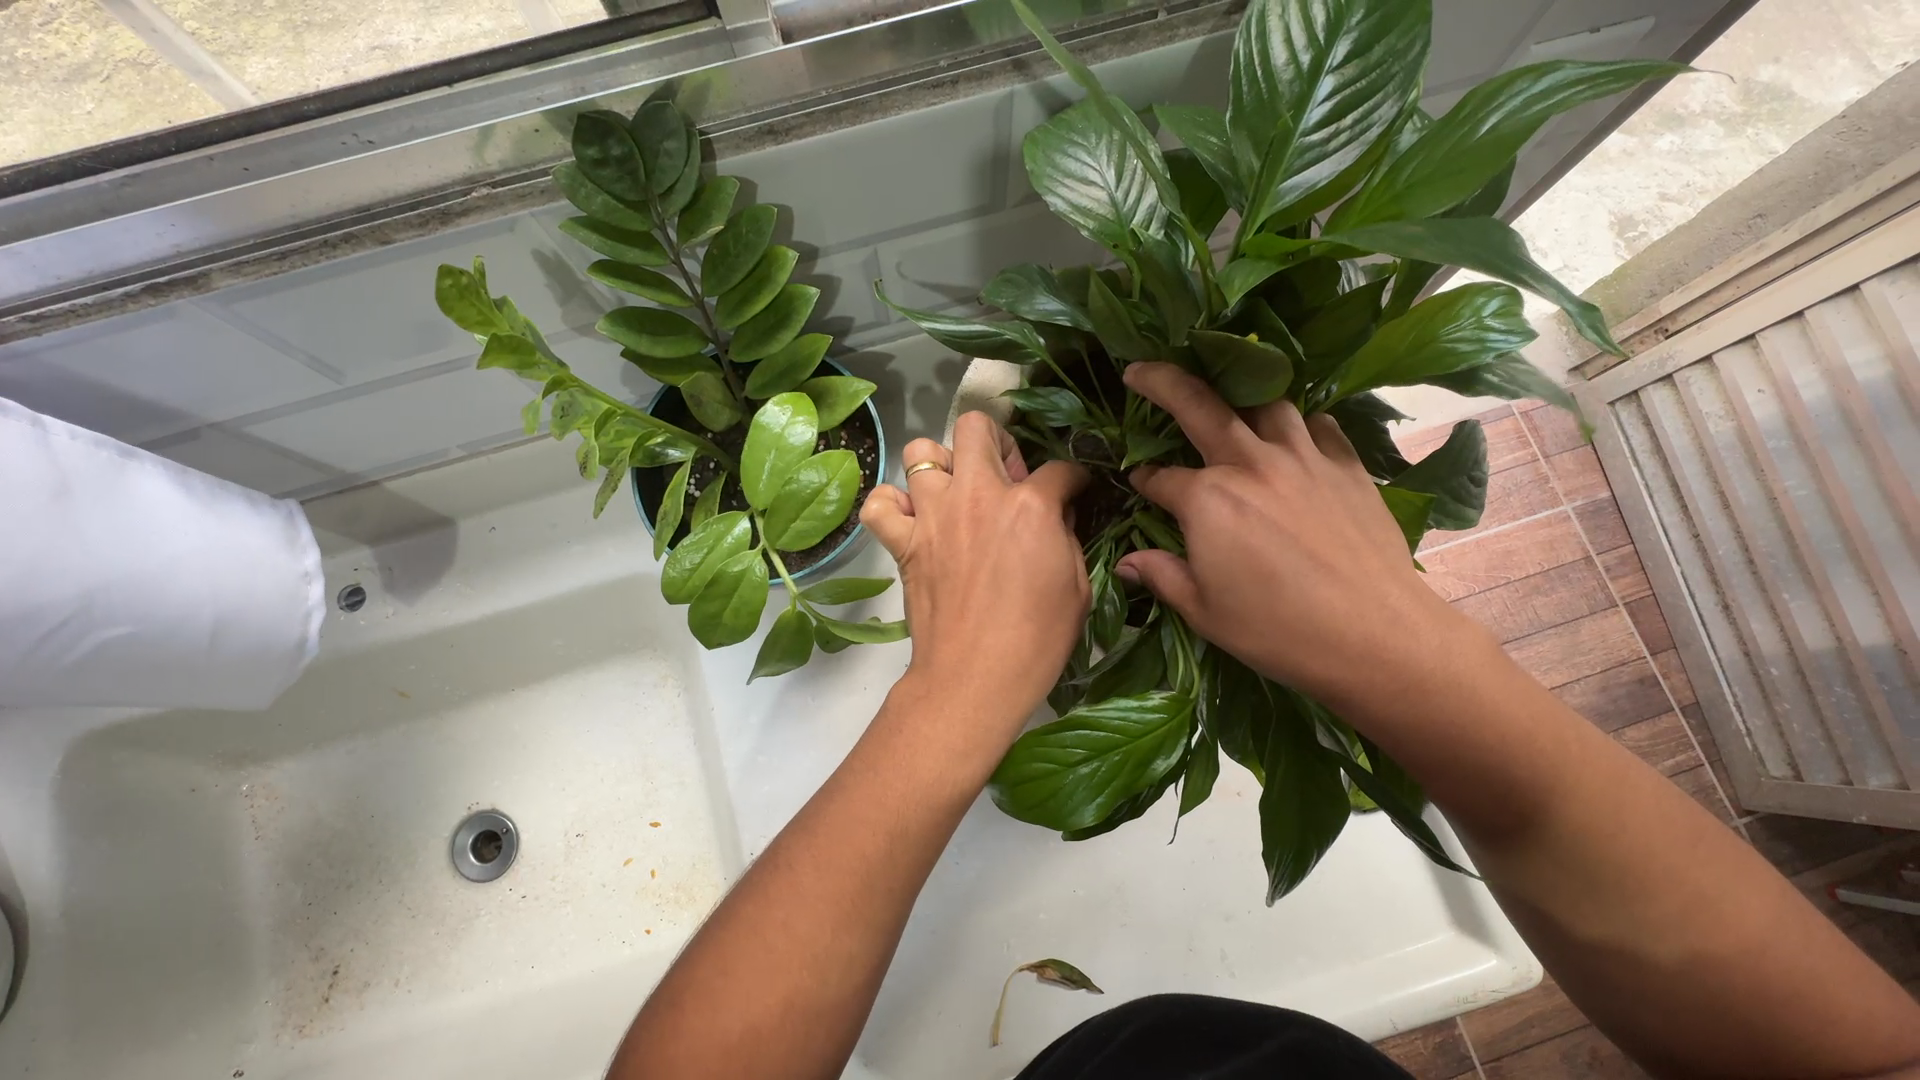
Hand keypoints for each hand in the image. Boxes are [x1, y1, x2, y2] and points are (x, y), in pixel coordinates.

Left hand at [860, 411, 1089, 743]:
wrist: (975, 679)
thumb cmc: (1037, 640)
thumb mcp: (1077, 586)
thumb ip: (1067, 538)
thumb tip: (1057, 515)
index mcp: (1030, 506)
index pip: (1060, 468)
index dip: (1073, 478)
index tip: (1073, 489)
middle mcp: (977, 496)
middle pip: (977, 427)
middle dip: (997, 442)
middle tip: (1006, 478)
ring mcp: (933, 516)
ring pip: (921, 451)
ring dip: (941, 466)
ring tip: (955, 494)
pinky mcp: (903, 543)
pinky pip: (880, 504)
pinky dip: (892, 505)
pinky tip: (913, 521)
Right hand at [1115, 362, 1468, 709]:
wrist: (1375, 636)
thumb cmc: (1278, 631)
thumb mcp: (1205, 612)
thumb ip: (1162, 576)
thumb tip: (1126, 562)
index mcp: (1208, 500)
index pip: (1160, 478)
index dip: (1142, 481)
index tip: (1135, 484)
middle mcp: (1251, 463)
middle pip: (1200, 406)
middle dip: (1162, 383)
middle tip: (1140, 370)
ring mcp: (1304, 458)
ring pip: (1265, 403)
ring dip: (1240, 399)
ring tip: (1230, 404)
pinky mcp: (1347, 466)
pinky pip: (1318, 426)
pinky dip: (1299, 425)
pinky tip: (1294, 436)